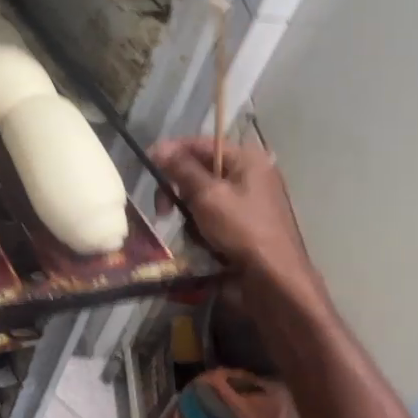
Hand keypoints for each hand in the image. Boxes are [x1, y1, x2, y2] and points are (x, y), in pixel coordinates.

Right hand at [149, 137, 321, 307]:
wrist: (271, 275)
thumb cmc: (241, 229)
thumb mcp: (207, 196)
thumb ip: (182, 170)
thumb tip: (159, 148)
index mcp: (247, 158)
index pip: (201, 143)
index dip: (171, 151)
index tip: (146, 163)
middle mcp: (249, 173)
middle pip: (200, 169)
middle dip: (178, 188)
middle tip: (163, 209)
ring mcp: (247, 198)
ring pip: (202, 194)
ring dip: (188, 211)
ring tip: (190, 230)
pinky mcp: (242, 221)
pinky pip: (210, 213)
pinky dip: (200, 224)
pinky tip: (202, 239)